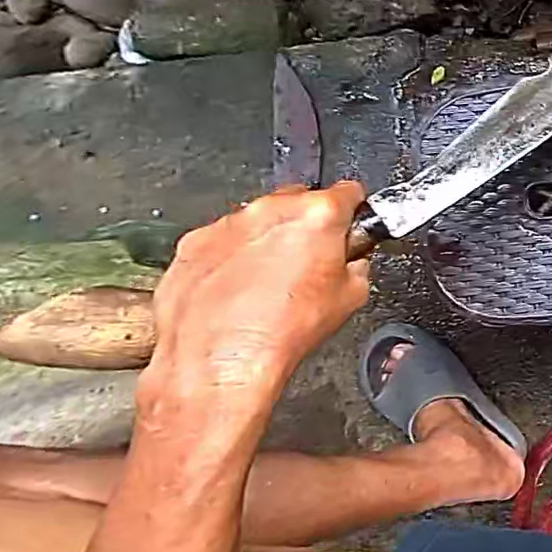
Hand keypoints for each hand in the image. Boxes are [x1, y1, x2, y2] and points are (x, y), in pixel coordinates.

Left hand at [138, 183, 370, 423]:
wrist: (221, 359)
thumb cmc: (282, 330)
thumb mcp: (352, 298)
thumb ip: (356, 265)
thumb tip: (351, 263)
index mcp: (317, 215)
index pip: (349, 192)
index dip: (353, 211)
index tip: (349, 225)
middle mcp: (270, 209)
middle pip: (300, 202)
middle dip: (308, 227)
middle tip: (310, 264)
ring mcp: (228, 224)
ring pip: (259, 222)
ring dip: (268, 243)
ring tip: (270, 287)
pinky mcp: (194, 243)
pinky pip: (223, 242)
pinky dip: (233, 260)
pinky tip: (240, 293)